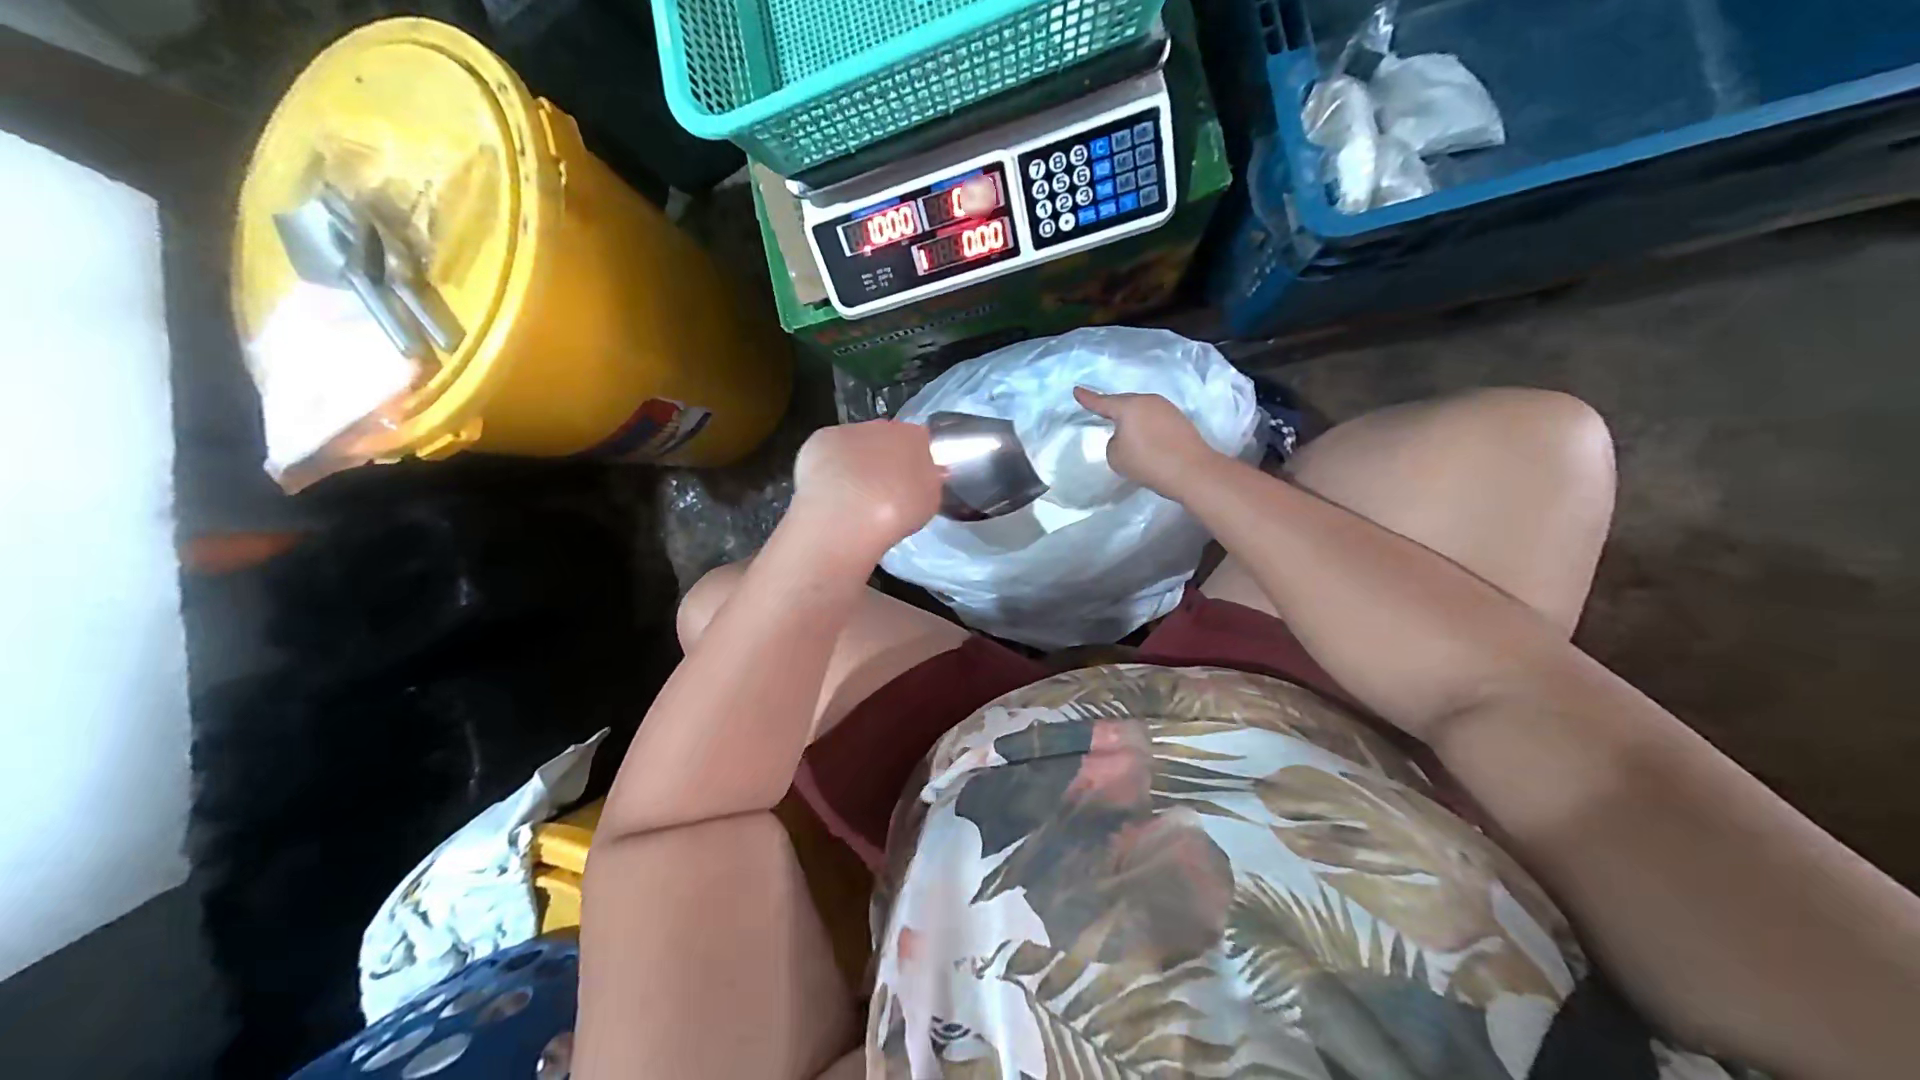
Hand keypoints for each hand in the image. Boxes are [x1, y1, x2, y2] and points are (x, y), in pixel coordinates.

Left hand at [792, 420, 941, 553]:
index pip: (918, 442)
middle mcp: (883, 426)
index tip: (907, 485)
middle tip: (880, 492)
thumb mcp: (930, 501)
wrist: (850, 512)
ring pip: (855, 444)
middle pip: (885, 439)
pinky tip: (827, 488)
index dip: (912, 463)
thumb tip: (924, 476)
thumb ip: (927, 482)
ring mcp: (850, 431)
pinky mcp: (820, 439)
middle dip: (883, 460)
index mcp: (915, 437)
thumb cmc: (898, 511)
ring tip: (850, 495)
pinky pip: (828, 451)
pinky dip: (828, 465)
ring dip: (855, 462)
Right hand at [1073, 387, 1221, 497]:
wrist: (1192, 471)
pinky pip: (1154, 419)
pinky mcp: (1180, 420)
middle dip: (1113, 409)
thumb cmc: (1148, 462)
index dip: (1087, 398)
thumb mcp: (1116, 456)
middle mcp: (1148, 401)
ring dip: (1132, 420)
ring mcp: (1167, 408)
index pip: (1102, 402)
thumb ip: (1114, 441)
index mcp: (1128, 406)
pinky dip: (1147, 427)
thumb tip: (1126, 436)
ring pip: (1141, 410)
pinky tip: (1146, 440)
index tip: (1077, 390)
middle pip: (1124, 403)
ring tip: (1127, 434)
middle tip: (1103, 415)